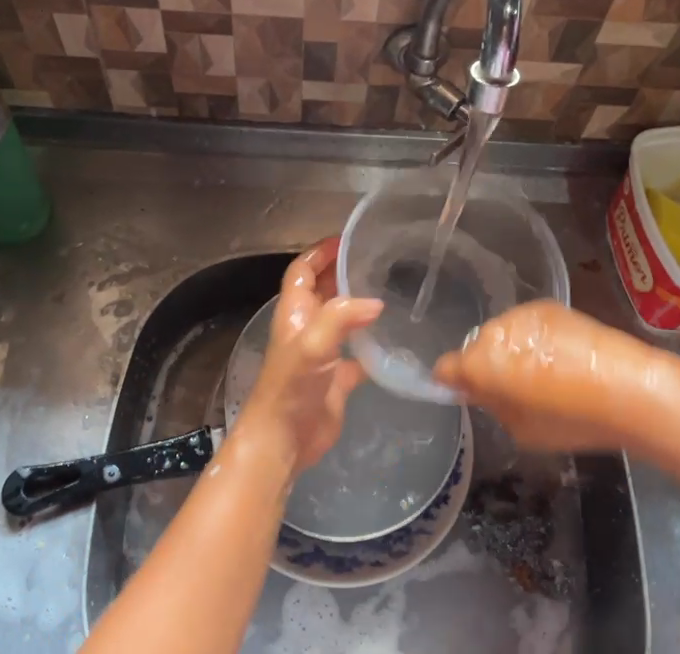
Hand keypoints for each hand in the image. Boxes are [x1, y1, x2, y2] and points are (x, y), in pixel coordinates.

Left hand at [229, 237, 382, 478]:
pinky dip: (373, 346)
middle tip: (376, 258)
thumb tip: (377, 303)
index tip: (346, 239)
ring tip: (391, 290)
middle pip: (322, 290)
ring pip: (340, 320)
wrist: (284, 440)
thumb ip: (341, 318)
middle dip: (342, 272)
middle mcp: (306, 327)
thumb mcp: (313, 344)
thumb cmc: (292, 387)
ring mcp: (322, 353)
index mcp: (294, 312)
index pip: (302, 270)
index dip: (319, 252)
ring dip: (358, 305)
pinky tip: (396, 340)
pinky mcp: (336, 378)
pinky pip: (357, 354)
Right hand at [434, 302, 654, 452]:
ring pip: (501, 333)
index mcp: (481, 363)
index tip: (465, 394)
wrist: (627, 388)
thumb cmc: (572, 420)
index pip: (447, 367)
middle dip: (484, 365)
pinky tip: (556, 356)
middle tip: (508, 388)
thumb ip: (493, 406)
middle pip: (476, 347)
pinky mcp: (548, 306)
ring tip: (537, 371)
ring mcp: (522, 314)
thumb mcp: (522, 430)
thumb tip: (481, 392)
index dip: (452, 382)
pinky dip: (531, 338)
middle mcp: (494, 331)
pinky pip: (525, 325)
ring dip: (509, 350)